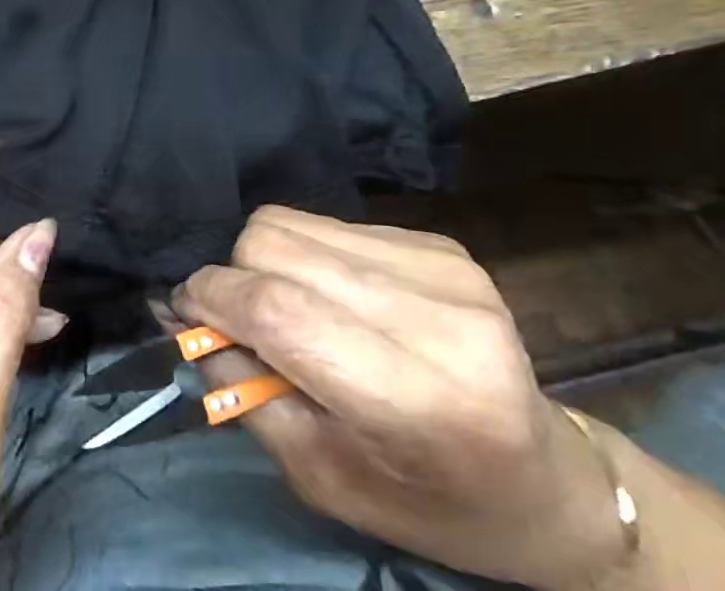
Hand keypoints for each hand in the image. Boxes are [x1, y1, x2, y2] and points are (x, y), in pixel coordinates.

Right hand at [172, 206, 627, 590]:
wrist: (542, 479)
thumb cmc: (424, 501)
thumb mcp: (318, 475)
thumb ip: (244, 389)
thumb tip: (184, 318)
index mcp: (415, 397)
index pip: (280, 310)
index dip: (212, 298)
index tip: (182, 311)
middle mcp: (437, 315)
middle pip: (277, 245)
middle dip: (233, 276)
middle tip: (236, 321)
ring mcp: (445, 267)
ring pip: (294, 223)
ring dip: (268, 263)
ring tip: (289, 311)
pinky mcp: (443, 243)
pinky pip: (330, 225)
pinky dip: (308, 257)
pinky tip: (333, 300)